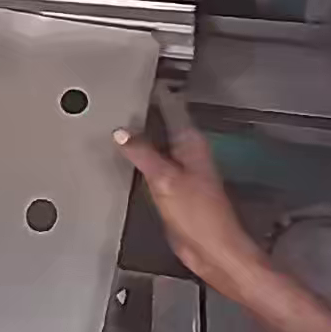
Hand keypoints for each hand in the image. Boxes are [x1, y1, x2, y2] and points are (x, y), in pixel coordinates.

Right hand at [115, 85, 264, 288]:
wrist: (212, 251)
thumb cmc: (200, 216)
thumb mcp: (165, 179)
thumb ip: (142, 153)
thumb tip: (122, 132)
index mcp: (191, 143)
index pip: (172, 107)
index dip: (156, 93)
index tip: (138, 80)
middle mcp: (187, 153)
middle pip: (162, 125)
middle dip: (143, 114)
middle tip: (119, 100)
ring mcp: (181, 171)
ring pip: (156, 145)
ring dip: (140, 138)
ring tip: (117, 126)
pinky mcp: (173, 190)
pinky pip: (152, 167)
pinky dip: (139, 160)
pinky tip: (126, 159)